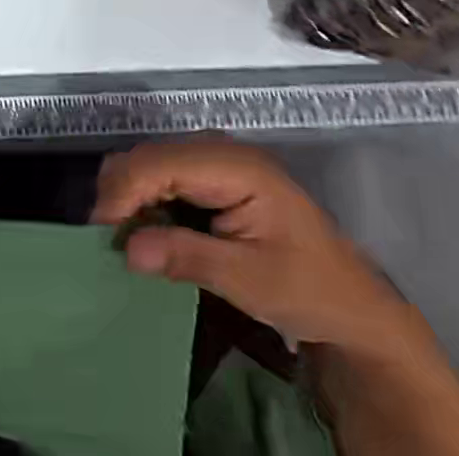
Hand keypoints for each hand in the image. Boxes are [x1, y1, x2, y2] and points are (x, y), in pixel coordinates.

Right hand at [92, 139, 418, 357]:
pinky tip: (146, 230)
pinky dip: (142, 200)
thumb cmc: (310, 291)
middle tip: (111, 240)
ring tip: (126, 238)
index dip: (123, 193)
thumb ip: (187, 257)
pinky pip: (158, 176)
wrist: (354, 307)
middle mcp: (219, 151)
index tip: (104, 234)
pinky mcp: (208, 175)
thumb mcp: (251, 280)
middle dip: (119, 194)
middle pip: (145, 156)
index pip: (158, 164)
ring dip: (127, 197)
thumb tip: (127, 249)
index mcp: (236, 167)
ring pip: (145, 163)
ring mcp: (213, 160)